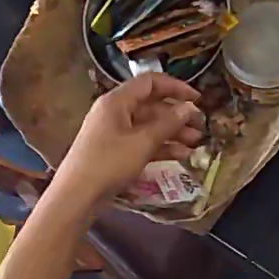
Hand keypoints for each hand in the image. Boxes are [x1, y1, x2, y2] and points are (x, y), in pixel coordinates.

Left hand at [52, 72, 203, 205]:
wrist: (77, 195)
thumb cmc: (109, 163)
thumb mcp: (142, 142)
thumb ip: (168, 124)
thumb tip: (189, 107)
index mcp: (117, 101)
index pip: (150, 83)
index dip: (176, 87)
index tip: (198, 99)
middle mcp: (115, 112)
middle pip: (151, 106)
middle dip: (177, 115)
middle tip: (200, 127)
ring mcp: (115, 132)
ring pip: (149, 126)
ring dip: (173, 133)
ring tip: (195, 143)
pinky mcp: (116, 151)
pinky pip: (142, 142)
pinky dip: (161, 147)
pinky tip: (181, 155)